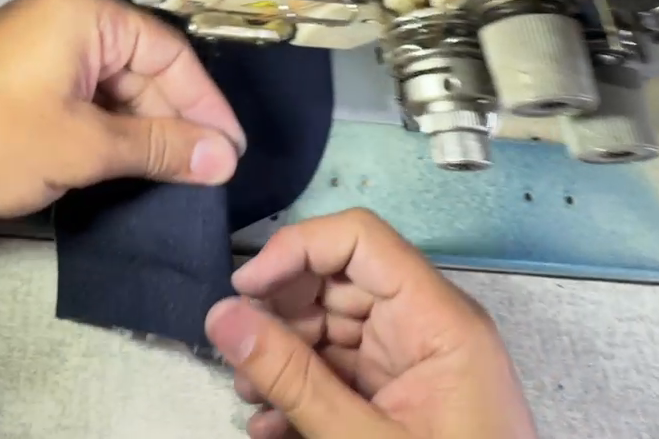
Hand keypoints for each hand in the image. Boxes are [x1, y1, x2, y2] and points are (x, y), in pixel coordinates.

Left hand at [0, 0, 246, 220]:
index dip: (204, 103)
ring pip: (110, 80)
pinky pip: (80, 88)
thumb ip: (157, 147)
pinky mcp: (21, 66)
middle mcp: (64, 12)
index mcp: (83, 12)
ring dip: (138, 124)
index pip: (166, 51)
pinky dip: (104, 123)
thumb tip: (223, 158)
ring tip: (172, 172)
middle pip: (139, 64)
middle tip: (205, 170)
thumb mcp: (83, 146)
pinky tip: (124, 158)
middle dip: (171, 117)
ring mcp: (38, 37)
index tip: (231, 149)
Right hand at [204, 209, 535, 438]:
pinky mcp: (400, 397)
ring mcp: (412, 362)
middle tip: (237, 354)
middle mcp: (427, 326)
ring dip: (282, 356)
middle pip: (337, 281)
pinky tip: (271, 424)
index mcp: (439, 319)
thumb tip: (219, 314)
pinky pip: (339, 369)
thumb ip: (292, 379)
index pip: (359, 238)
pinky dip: (301, 388)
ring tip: (248, 398)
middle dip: (279, 313)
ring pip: (330, 326)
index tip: (244, 289)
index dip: (295, 249)